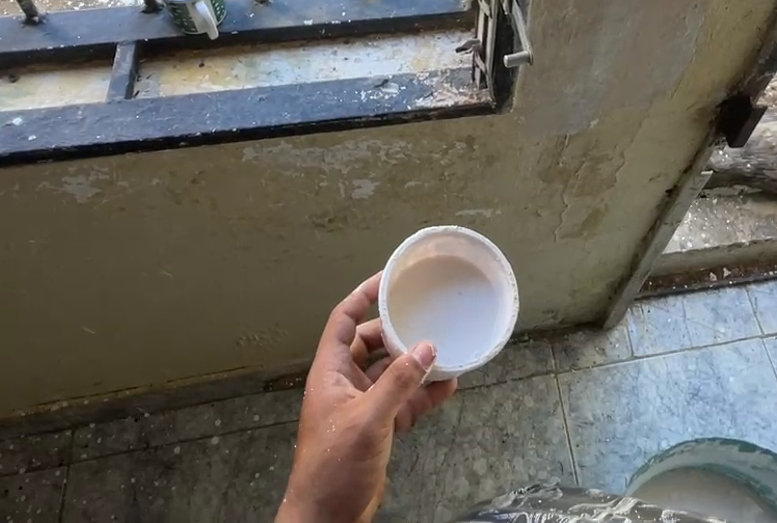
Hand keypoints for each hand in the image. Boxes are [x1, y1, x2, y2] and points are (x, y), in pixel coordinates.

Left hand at [277, 273, 457, 522]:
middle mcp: (345, 383)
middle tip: (426, 315)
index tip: (389, 278)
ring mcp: (363, 406)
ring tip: (445, 348)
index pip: (344, 320)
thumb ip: (398, 383)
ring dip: (416, 364)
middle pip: (371, 343)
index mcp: (330, 372)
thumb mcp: (368, 420)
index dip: (363, 295)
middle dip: (398, 331)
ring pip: (392, 373)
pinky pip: (404, 401)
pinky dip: (424, 394)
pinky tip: (449, 386)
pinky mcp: (379, 428)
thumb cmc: (334, 465)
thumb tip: (427, 347)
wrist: (326, 521)